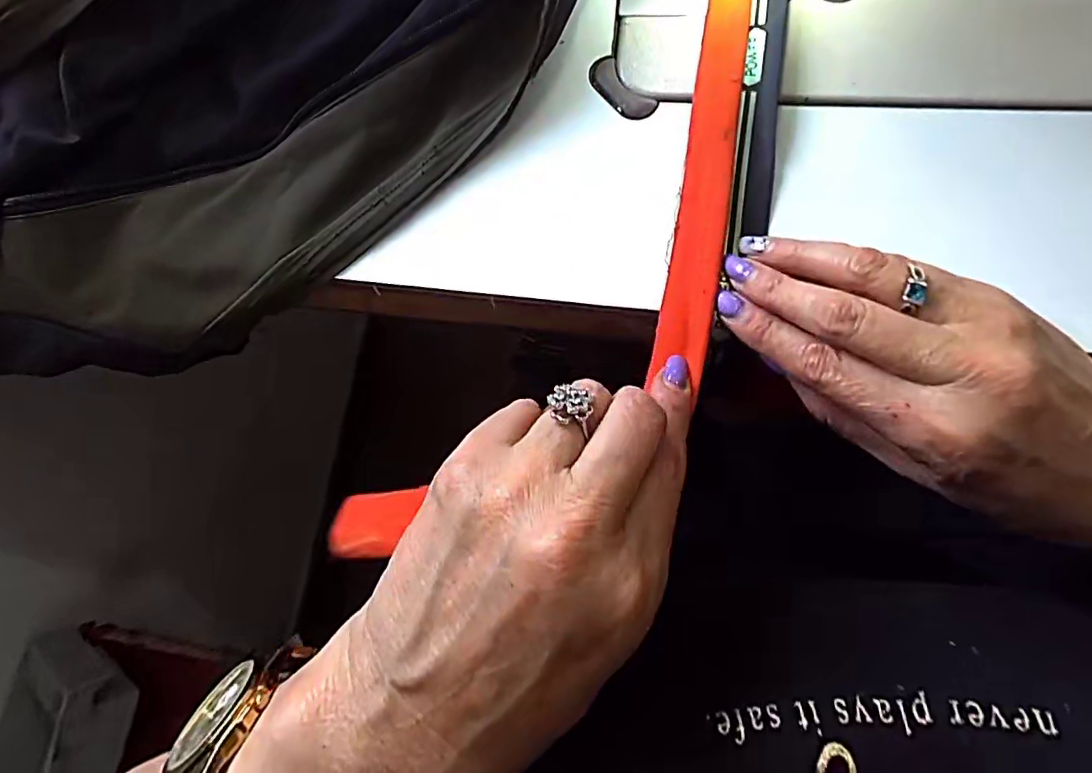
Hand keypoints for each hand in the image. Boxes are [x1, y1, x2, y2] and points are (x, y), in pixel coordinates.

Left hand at [232, 358, 694, 772]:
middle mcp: (571, 523)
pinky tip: (517, 477)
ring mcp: (512, 488)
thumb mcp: (620, 614)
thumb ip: (653, 514)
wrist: (415, 708)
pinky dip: (529, 432)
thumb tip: (670, 433)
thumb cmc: (523, 676)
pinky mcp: (462, 469)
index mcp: (624, 572)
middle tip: (614, 441)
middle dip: (634, 414)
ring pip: (579, 397)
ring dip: (579, 424)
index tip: (674, 384)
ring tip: (556, 472)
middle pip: (634, 411)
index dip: (676, 412)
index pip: (670, 453)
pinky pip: (524, 406)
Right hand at [717, 238, 1091, 559]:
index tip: (734, 312)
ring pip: (878, 275)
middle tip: (736, 272)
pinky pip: (911, 267)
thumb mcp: (926, 477)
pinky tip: (820, 251)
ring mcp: (984, 322)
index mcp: (941, 431)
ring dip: (810, 257)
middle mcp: (964, 370)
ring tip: (764, 250)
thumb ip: (850, 417)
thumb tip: (788, 365)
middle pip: (848, 314)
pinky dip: (855, 256)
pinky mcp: (995, 294)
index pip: (831, 368)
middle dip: (780, 288)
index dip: (772, 333)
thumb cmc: (1027, 489)